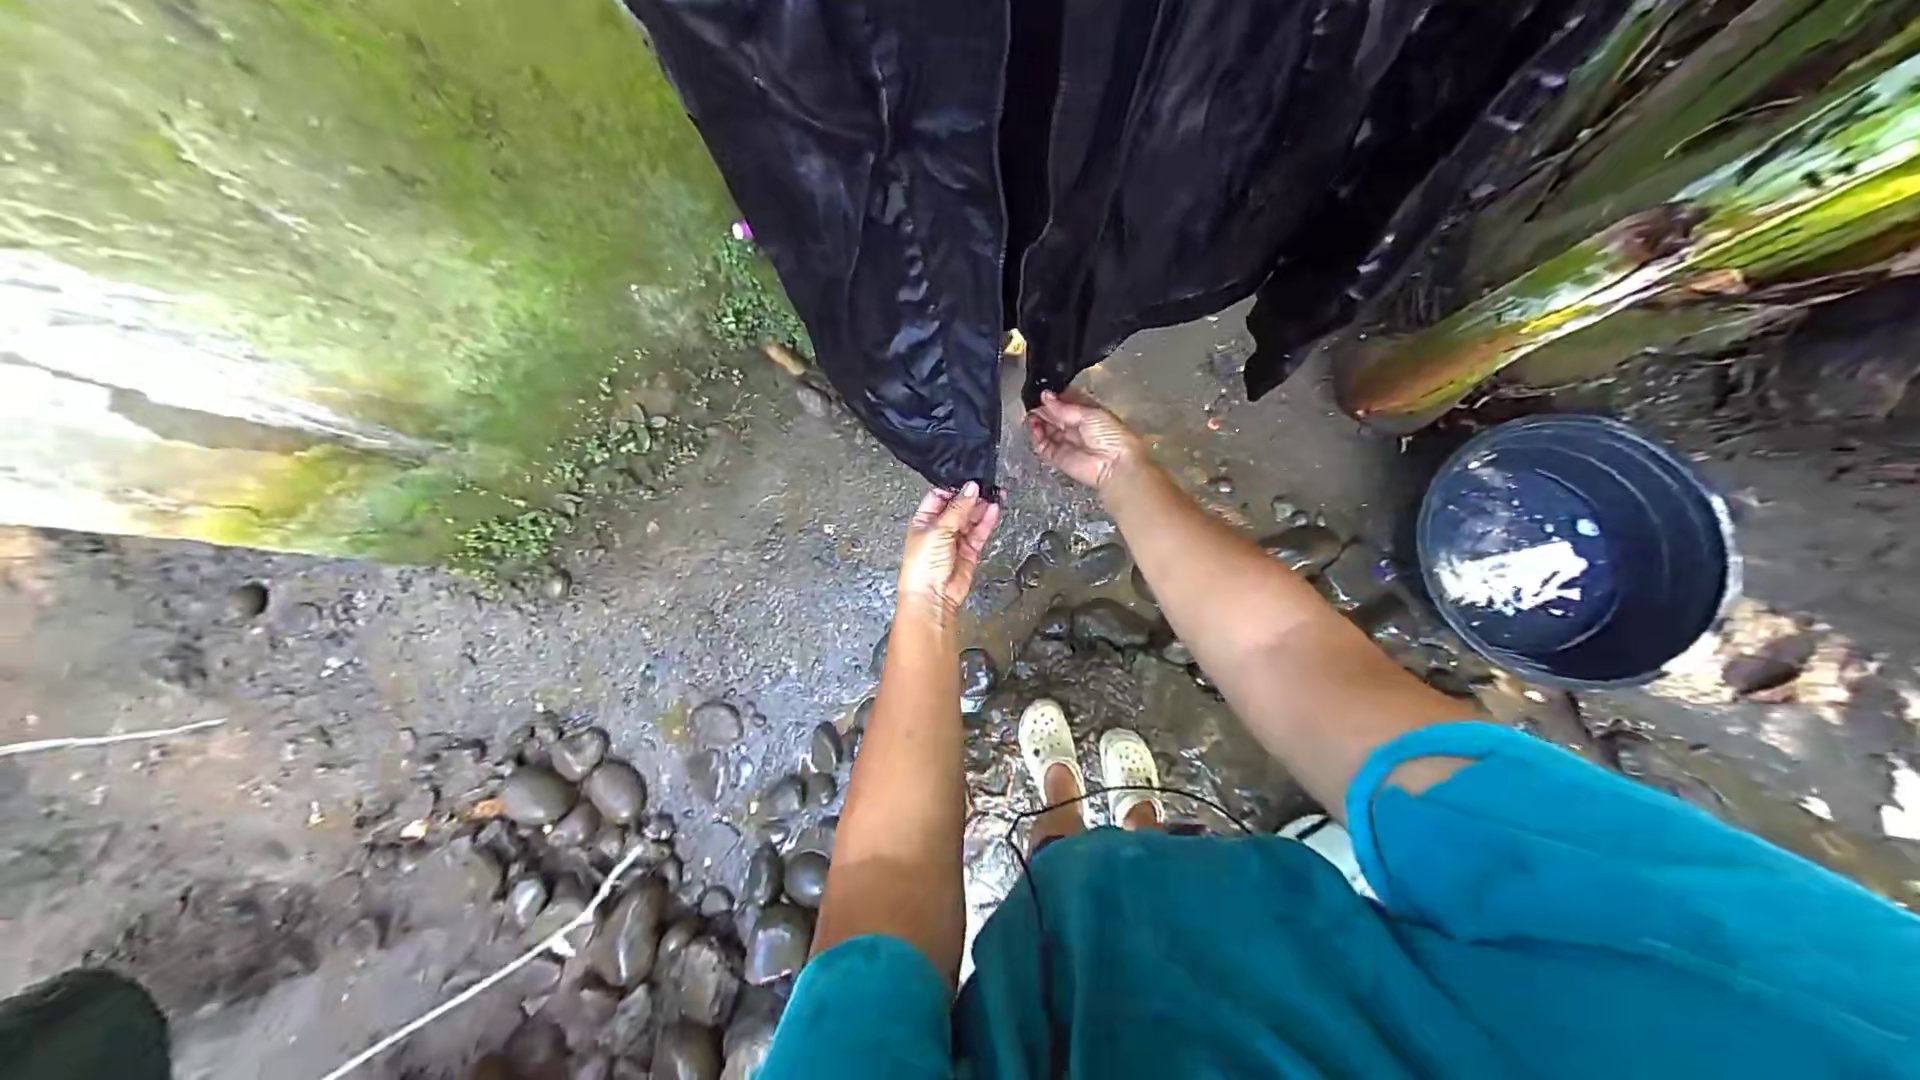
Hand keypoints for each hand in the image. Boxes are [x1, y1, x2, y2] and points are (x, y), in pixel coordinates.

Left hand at [897, 482, 1001, 624]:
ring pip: (971, 519)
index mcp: (924, 520)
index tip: (969, 480)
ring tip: (996, 494)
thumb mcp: (938, 529)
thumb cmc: (922, 567)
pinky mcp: (969, 551)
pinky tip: (994, 509)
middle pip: (958, 507)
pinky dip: (987, 521)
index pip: (940, 496)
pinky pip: (979, 532)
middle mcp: (939, 529)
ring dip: (983, 507)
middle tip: (986, 486)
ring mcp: (955, 540)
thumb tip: (971, 489)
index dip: (954, 489)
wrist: (932, 596)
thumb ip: (958, 508)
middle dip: (972, 497)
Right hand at [1025, 390, 1145, 492]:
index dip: (1054, 399)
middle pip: (1055, 417)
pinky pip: (1044, 447)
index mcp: (1088, 414)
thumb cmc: (1109, 434)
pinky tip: (1034, 428)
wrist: (1114, 465)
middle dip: (1044, 410)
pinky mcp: (1058, 458)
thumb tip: (1045, 396)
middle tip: (1032, 404)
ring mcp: (1066, 443)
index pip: (1066, 404)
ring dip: (1038, 422)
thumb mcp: (1089, 413)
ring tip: (1032, 416)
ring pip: (1047, 431)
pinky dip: (1037, 438)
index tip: (1043, 394)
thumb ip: (1064, 407)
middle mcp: (1076, 428)